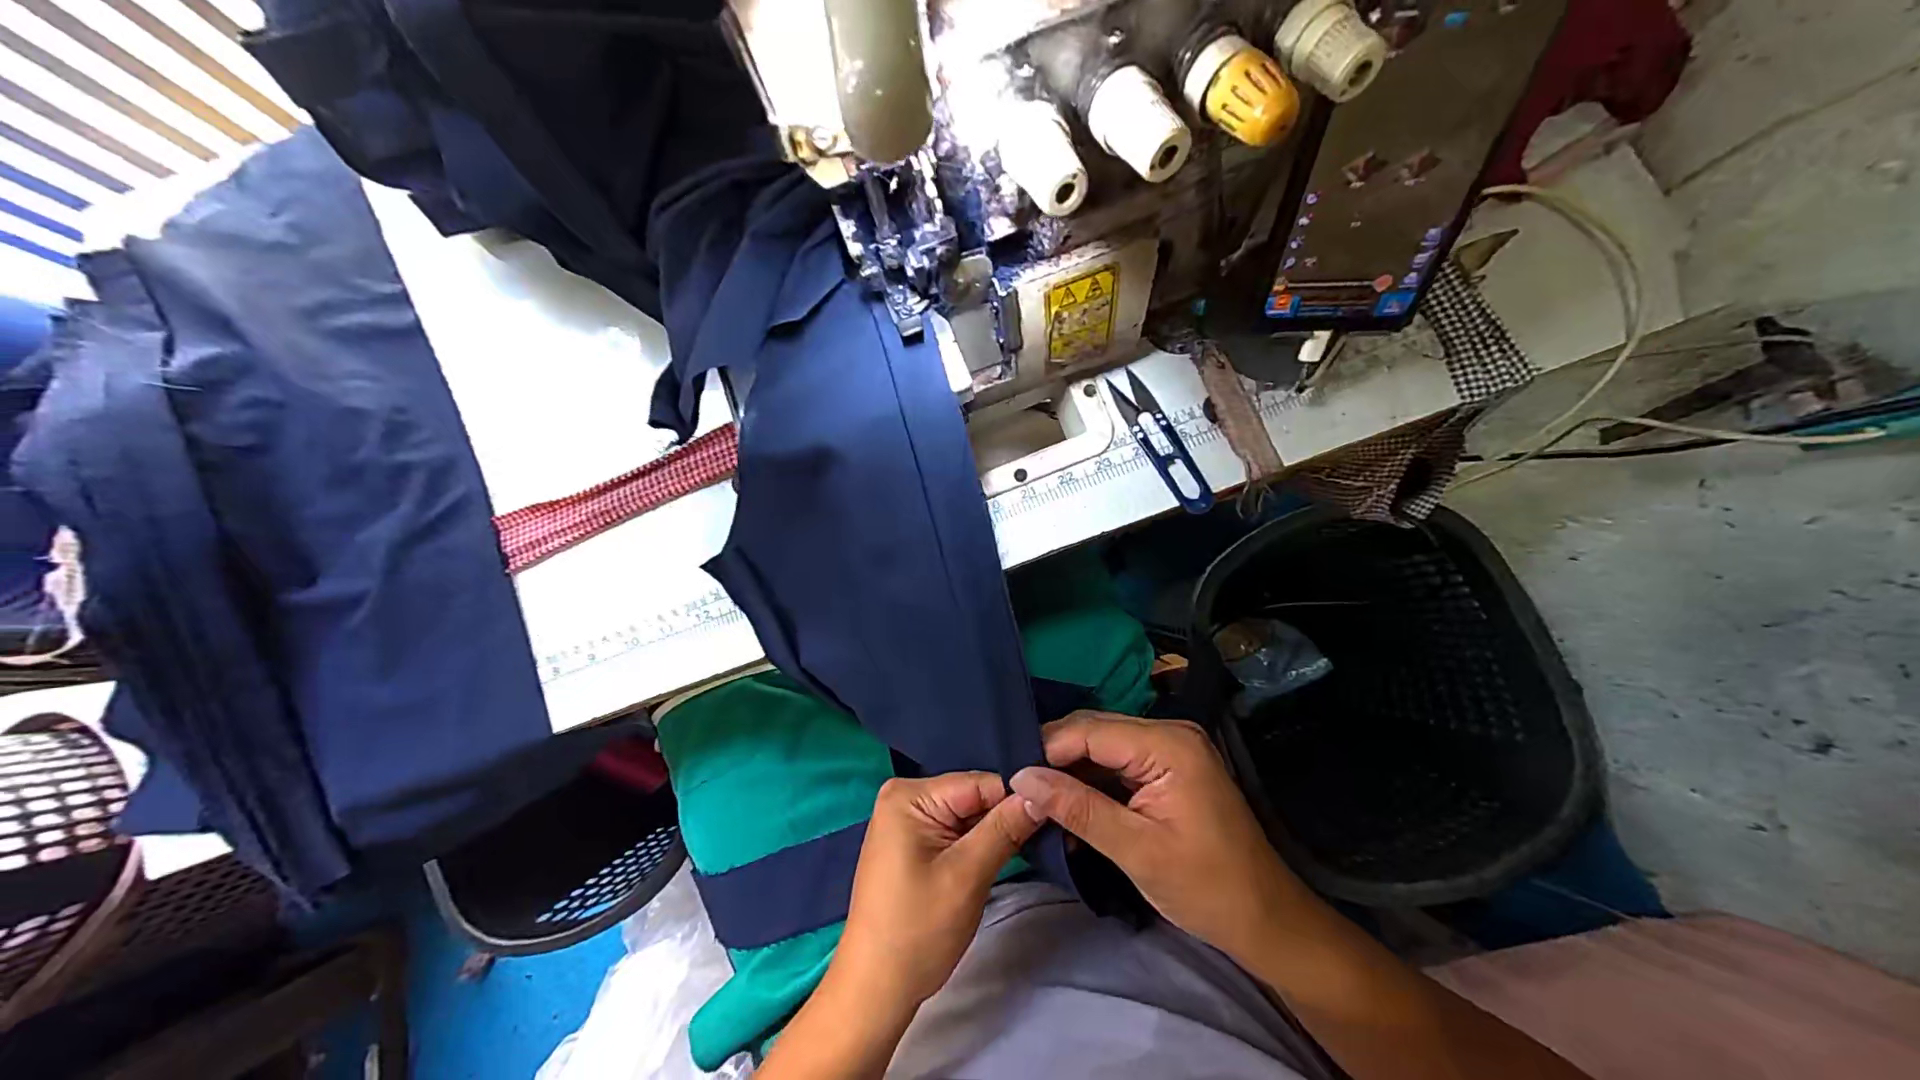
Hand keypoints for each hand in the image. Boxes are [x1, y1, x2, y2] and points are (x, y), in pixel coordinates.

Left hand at [833, 772, 1041, 1007]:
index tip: (1055, 813)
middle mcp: (905, 796)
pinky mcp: (915, 843)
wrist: (876, 988)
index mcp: (909, 794)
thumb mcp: (967, 875)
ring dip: (998, 830)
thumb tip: (1043, 793)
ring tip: (1036, 841)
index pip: (981, 782)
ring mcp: (908, 820)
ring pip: (970, 814)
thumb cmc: (916, 931)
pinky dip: (981, 843)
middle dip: (1009, 814)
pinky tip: (1006, 852)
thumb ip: (1005, 828)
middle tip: (1052, 829)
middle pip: (976, 795)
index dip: (1019, 798)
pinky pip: (957, 830)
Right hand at [1010, 711, 1302, 960]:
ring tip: (1033, 801)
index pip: (1088, 731)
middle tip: (1016, 790)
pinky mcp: (1167, 769)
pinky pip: (1116, 764)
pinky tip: (1066, 808)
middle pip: (1093, 733)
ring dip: (1069, 774)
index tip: (1009, 778)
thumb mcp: (1136, 850)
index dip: (1045, 750)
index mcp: (1168, 744)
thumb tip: (1022, 778)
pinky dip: (1090, 785)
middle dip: (1053, 759)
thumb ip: (1078, 808)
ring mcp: (1170, 749)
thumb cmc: (1207, 888)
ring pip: (1100, 748)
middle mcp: (1169, 733)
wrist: (1267, 919)